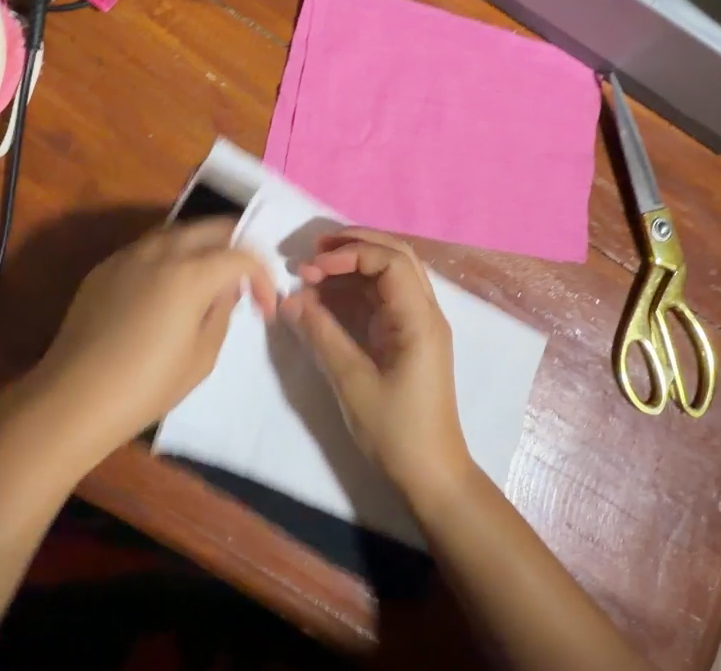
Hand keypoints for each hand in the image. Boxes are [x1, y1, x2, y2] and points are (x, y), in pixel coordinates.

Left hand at [17, 218, 275, 462]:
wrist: (75, 396)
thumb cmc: (147, 385)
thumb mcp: (202, 357)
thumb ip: (221, 313)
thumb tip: (226, 289)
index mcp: (191, 272)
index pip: (241, 255)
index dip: (262, 276)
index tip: (265, 306)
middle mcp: (161, 251)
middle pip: (211, 227)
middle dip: (236, 245)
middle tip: (244, 277)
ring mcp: (129, 255)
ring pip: (177, 231)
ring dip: (201, 246)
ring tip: (209, 277)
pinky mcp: (105, 267)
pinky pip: (148, 248)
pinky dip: (170, 257)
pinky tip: (168, 288)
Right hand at [278, 228, 473, 498]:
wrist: (431, 473)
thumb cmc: (395, 429)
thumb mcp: (352, 381)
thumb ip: (321, 334)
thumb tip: (289, 299)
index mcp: (420, 319)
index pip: (391, 261)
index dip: (350, 253)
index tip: (312, 267)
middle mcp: (425, 313)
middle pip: (395, 257)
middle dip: (354, 247)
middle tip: (312, 252)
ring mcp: (418, 325)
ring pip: (388, 276)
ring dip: (352, 268)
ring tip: (311, 273)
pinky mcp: (407, 340)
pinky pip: (382, 300)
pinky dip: (354, 291)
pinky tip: (324, 297)